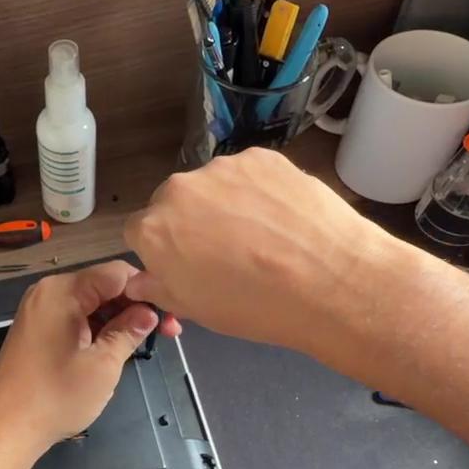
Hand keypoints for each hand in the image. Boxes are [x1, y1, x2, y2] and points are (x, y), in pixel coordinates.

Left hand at [0, 261, 180, 457]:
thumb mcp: (102, 365)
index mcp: (63, 291)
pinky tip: (116, 345)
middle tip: (168, 332)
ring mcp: (39, 311)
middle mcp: (48, 292)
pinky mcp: (36, 330)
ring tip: (145, 342)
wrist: (5, 429)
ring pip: (90, 303)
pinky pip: (74, 317)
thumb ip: (128, 332)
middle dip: (135, 305)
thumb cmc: (55, 397)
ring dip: (118, 319)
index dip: (147, 290)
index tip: (170, 314)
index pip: (116, 272)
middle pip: (103, 286)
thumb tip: (149, 313)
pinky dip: (97, 328)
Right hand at [123, 148, 407, 354]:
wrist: (330, 283)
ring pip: (212, 187)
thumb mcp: (194, 310)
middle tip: (223, 254)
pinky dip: (257, 193)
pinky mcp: (262, 158)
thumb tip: (142, 278)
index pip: (138, 232)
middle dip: (189, 224)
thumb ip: (157, 288)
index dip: (160, 252)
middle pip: (172, 204)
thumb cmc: (256, 306)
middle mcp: (179, 190)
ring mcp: (223, 169)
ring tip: (259, 238)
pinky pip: (248, 175)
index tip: (183, 265)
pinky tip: (280, 222)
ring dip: (224, 207)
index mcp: (153, 229)